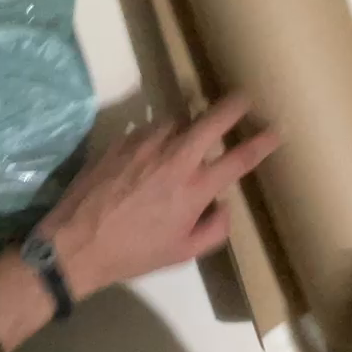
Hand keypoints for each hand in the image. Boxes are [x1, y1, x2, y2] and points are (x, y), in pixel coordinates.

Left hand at [38, 95, 279, 295]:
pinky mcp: (120, 140)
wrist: (75, 242)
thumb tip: (223, 204)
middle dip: (234, 106)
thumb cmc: (133, 253)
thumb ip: (214, 229)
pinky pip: (148, 129)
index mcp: (194, 188)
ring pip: (176, 121)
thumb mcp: (182, 253)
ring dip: (187, 126)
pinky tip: (150, 152)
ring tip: (185, 138)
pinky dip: (157, 136)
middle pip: (212, 120)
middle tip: (243, 98)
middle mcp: (174, 157)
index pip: (239, 159)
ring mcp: (145, 144)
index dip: (262, 142)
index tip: (276, 131)